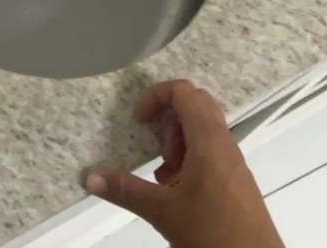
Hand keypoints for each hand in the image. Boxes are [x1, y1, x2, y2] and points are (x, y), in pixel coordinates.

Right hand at [85, 80, 284, 247]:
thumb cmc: (212, 236)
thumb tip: (88, 178)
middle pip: (196, 104)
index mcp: (208, 141)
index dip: (157, 96)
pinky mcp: (237, 181)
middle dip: (169, 118)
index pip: (184, 92)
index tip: (139, 120)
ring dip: (179, 142)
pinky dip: (191, 159)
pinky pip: (211, 150)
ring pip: (204, 129)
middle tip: (157, 149)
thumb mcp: (163, 212)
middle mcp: (224, 144)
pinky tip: (180, 193)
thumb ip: (125, 191)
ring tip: (166, 178)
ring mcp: (234, 162)